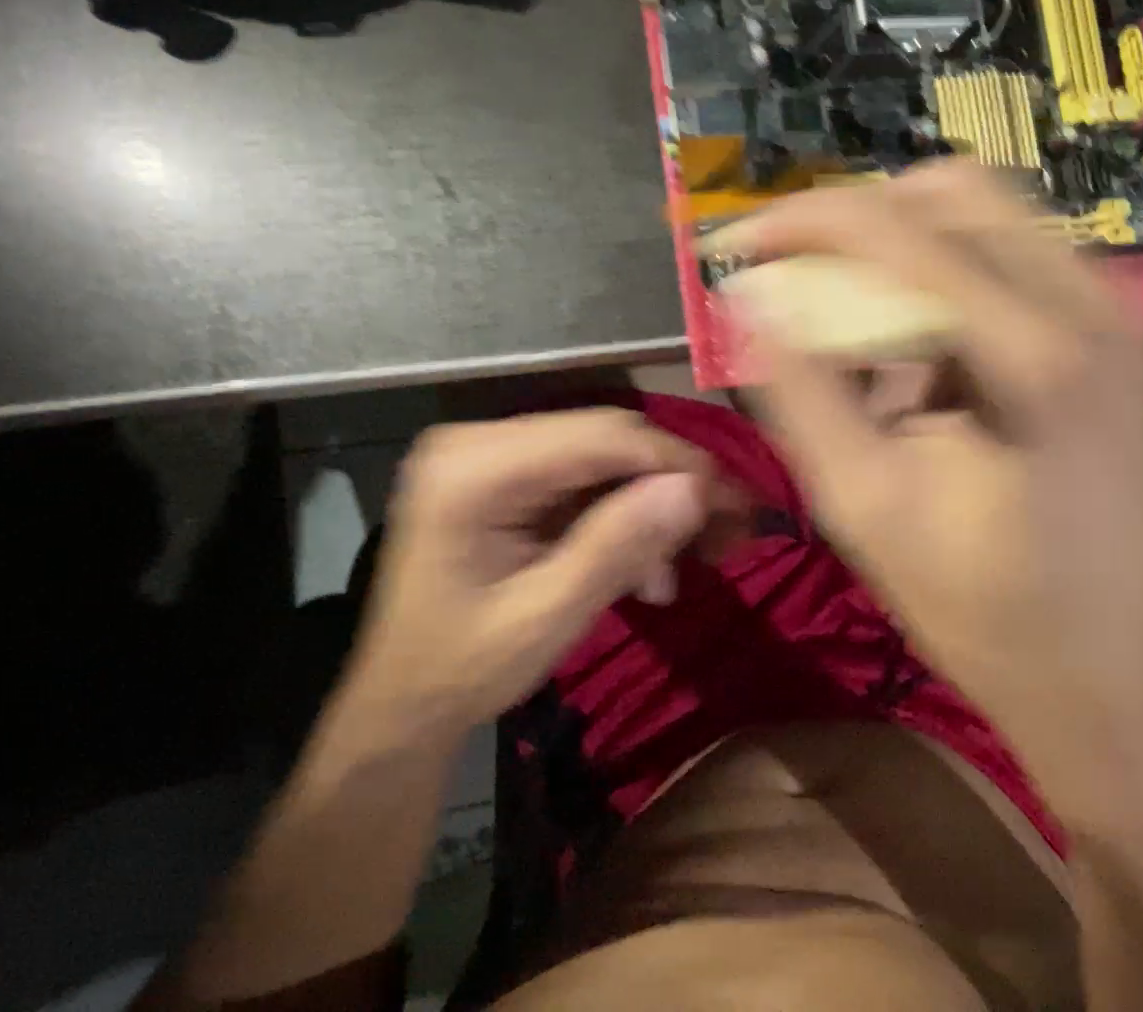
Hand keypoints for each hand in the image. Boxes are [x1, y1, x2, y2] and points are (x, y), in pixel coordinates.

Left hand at [338, 409, 716, 741]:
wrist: (403, 704)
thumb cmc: (463, 667)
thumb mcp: (548, 615)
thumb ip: (618, 546)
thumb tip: (695, 489)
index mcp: (476, 469)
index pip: (605, 438)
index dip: (681, 465)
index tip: (739, 505)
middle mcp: (481, 443)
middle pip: (610, 440)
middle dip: (676, 486)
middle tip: (730, 534)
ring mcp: (493, 459)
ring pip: (608, 459)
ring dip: (655, 509)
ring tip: (683, 570)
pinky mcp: (507, 481)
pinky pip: (589, 482)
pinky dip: (626, 521)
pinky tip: (647, 572)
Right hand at [718, 163, 1142, 735]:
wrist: (1115, 680)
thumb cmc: (989, 618)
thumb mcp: (869, 511)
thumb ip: (803, 392)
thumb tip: (751, 299)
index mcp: (1033, 352)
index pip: (898, 227)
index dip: (803, 222)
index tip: (739, 250)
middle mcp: (1089, 308)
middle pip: (956, 192)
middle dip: (862, 224)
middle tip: (800, 285)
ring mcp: (1116, 323)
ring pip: (993, 224)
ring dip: (909, 256)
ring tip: (856, 334)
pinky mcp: (1118, 349)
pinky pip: (1022, 271)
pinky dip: (954, 289)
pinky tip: (922, 366)